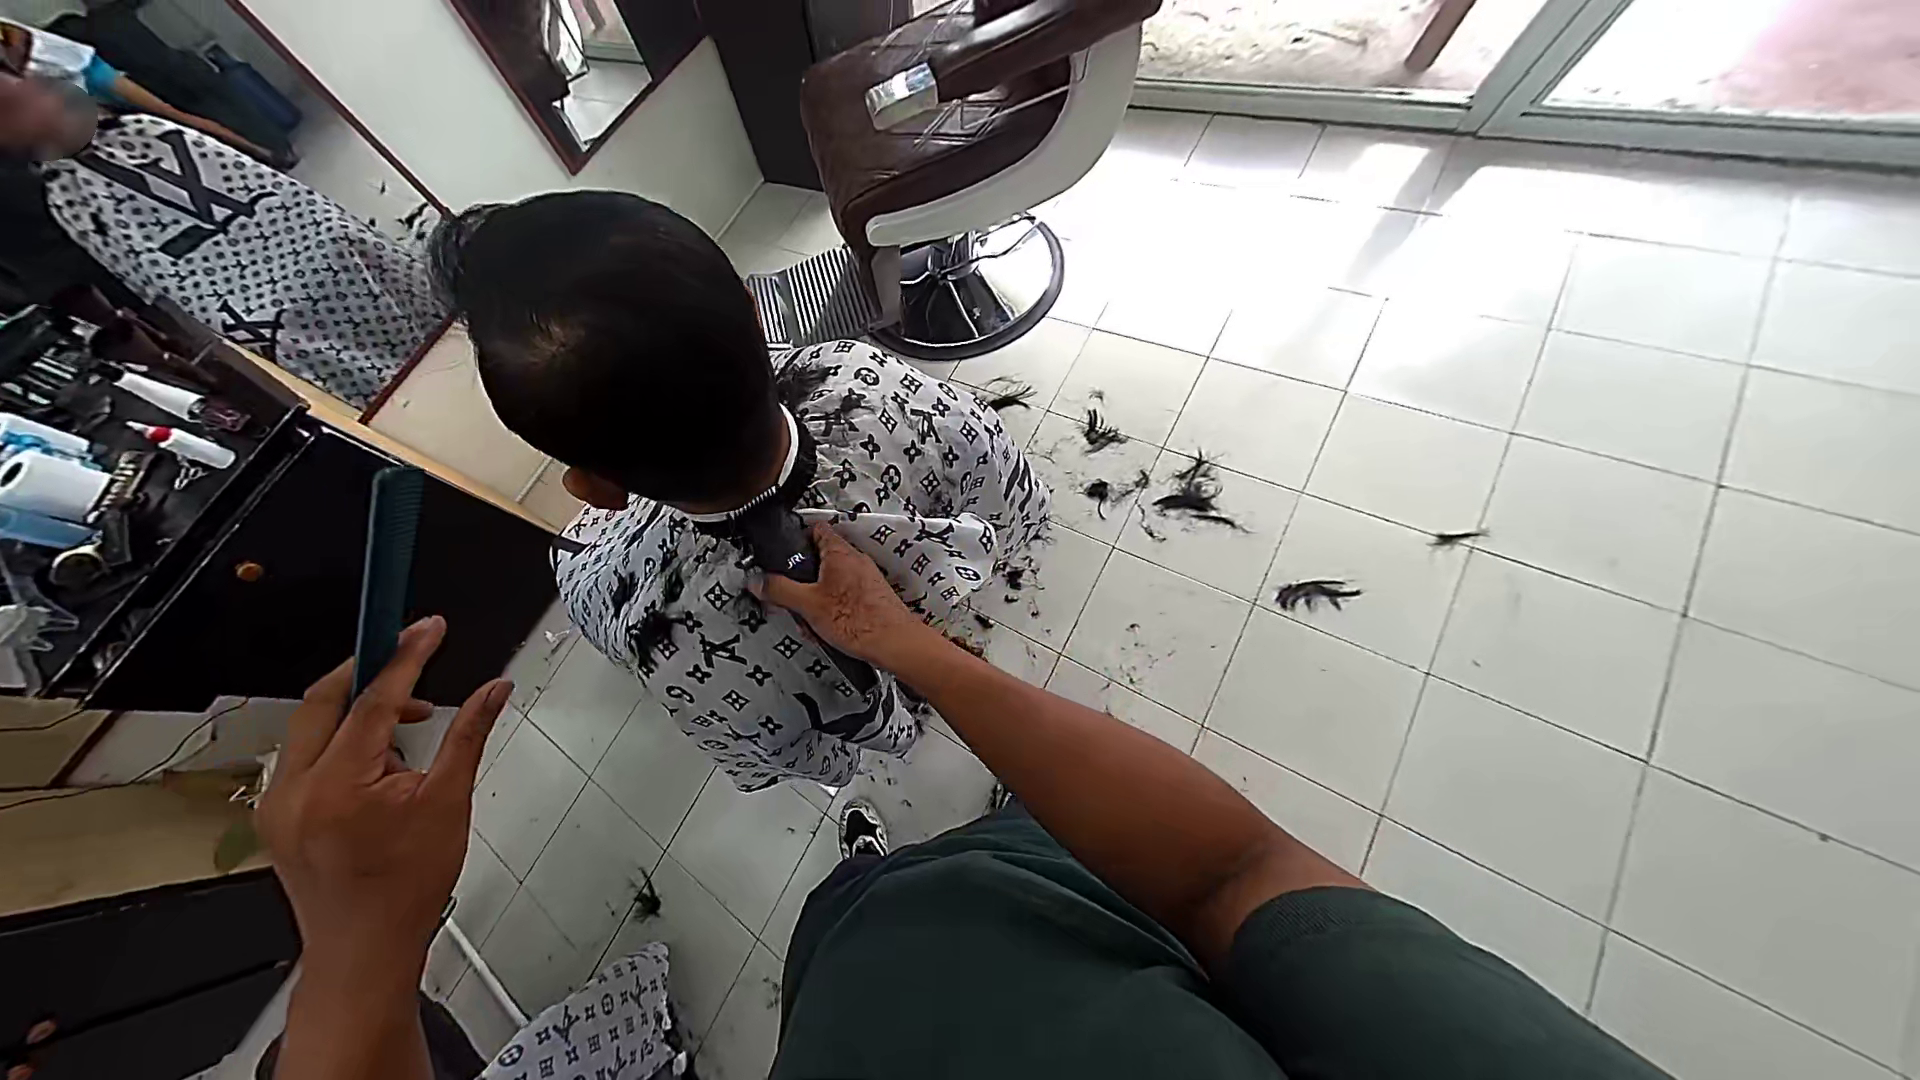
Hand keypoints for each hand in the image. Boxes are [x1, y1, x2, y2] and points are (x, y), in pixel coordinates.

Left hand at [256, 616, 510, 988]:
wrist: (366, 942)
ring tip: (416, 714)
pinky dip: (347, 735)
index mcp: (339, 784)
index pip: (375, 699)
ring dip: (361, 706)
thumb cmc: (408, 880)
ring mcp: (280, 802)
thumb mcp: (450, 797)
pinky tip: (387, 749)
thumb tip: (494, 690)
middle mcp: (295, 789)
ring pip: (311, 725)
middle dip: (367, 669)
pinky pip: (309, 753)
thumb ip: (469, 733)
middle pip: (321, 701)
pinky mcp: (281, 813)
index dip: (406, 656)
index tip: (426, 628)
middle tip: (409, 648)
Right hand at [749, 522, 933, 666]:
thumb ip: (779, 590)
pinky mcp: (870, 598)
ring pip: (829, 584)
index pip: (815, 529)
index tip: (783, 554)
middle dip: (802, 583)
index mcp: (840, 553)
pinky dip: (831, 612)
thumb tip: (759, 581)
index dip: (796, 538)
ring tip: (812, 622)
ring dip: (815, 602)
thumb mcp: (807, 604)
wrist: (894, 643)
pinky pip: (843, 599)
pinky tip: (828, 630)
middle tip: (794, 600)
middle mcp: (855, 561)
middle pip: (819, 561)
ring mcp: (865, 579)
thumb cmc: (860, 621)